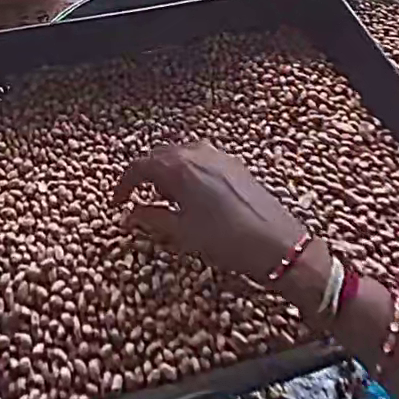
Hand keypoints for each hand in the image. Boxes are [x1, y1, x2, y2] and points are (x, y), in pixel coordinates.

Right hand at [112, 139, 306, 281]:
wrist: (279, 245)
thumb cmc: (227, 240)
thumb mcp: (183, 232)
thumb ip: (152, 217)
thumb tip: (130, 214)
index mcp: (179, 166)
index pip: (139, 166)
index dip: (124, 184)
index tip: (118, 201)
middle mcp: (197, 152)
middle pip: (159, 157)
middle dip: (146, 177)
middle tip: (139, 200)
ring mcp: (218, 156)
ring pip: (181, 156)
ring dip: (168, 174)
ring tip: (168, 201)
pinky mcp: (234, 164)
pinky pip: (200, 160)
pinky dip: (188, 174)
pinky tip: (194, 197)